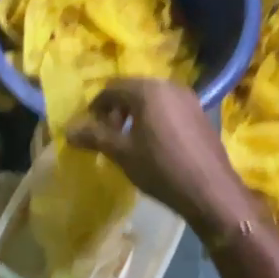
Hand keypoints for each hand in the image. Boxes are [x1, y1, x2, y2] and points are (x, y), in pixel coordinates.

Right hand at [66, 78, 260, 233]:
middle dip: (115, 109)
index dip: (96, 107)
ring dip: (134, 114)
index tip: (89, 130)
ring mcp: (189, 99)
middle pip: (132, 90)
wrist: (210, 191)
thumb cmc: (161, 168)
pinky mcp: (200, 113)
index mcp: (147, 90)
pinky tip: (152, 143)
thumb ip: (93, 136)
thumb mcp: (121, 152)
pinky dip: (153, 118)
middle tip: (108, 134)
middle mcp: (169, 86)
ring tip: (128, 140)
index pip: (111, 88)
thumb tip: (67, 130)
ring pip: (151, 98)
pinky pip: (168, 107)